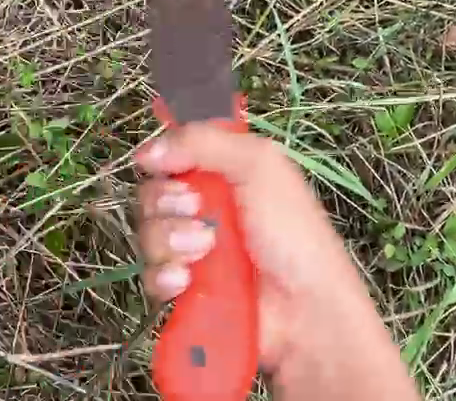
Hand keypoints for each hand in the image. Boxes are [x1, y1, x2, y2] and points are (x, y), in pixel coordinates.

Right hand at [136, 125, 417, 400]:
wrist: (305, 313)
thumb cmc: (293, 232)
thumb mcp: (259, 165)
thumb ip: (204, 142)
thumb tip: (150, 149)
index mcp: (224, 168)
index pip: (174, 151)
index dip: (162, 155)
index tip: (161, 163)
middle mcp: (205, 204)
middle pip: (154, 191)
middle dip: (167, 200)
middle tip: (195, 210)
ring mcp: (193, 248)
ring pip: (149, 232)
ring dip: (170, 239)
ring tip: (203, 250)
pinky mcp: (186, 288)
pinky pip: (152, 275)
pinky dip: (164, 276)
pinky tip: (185, 281)